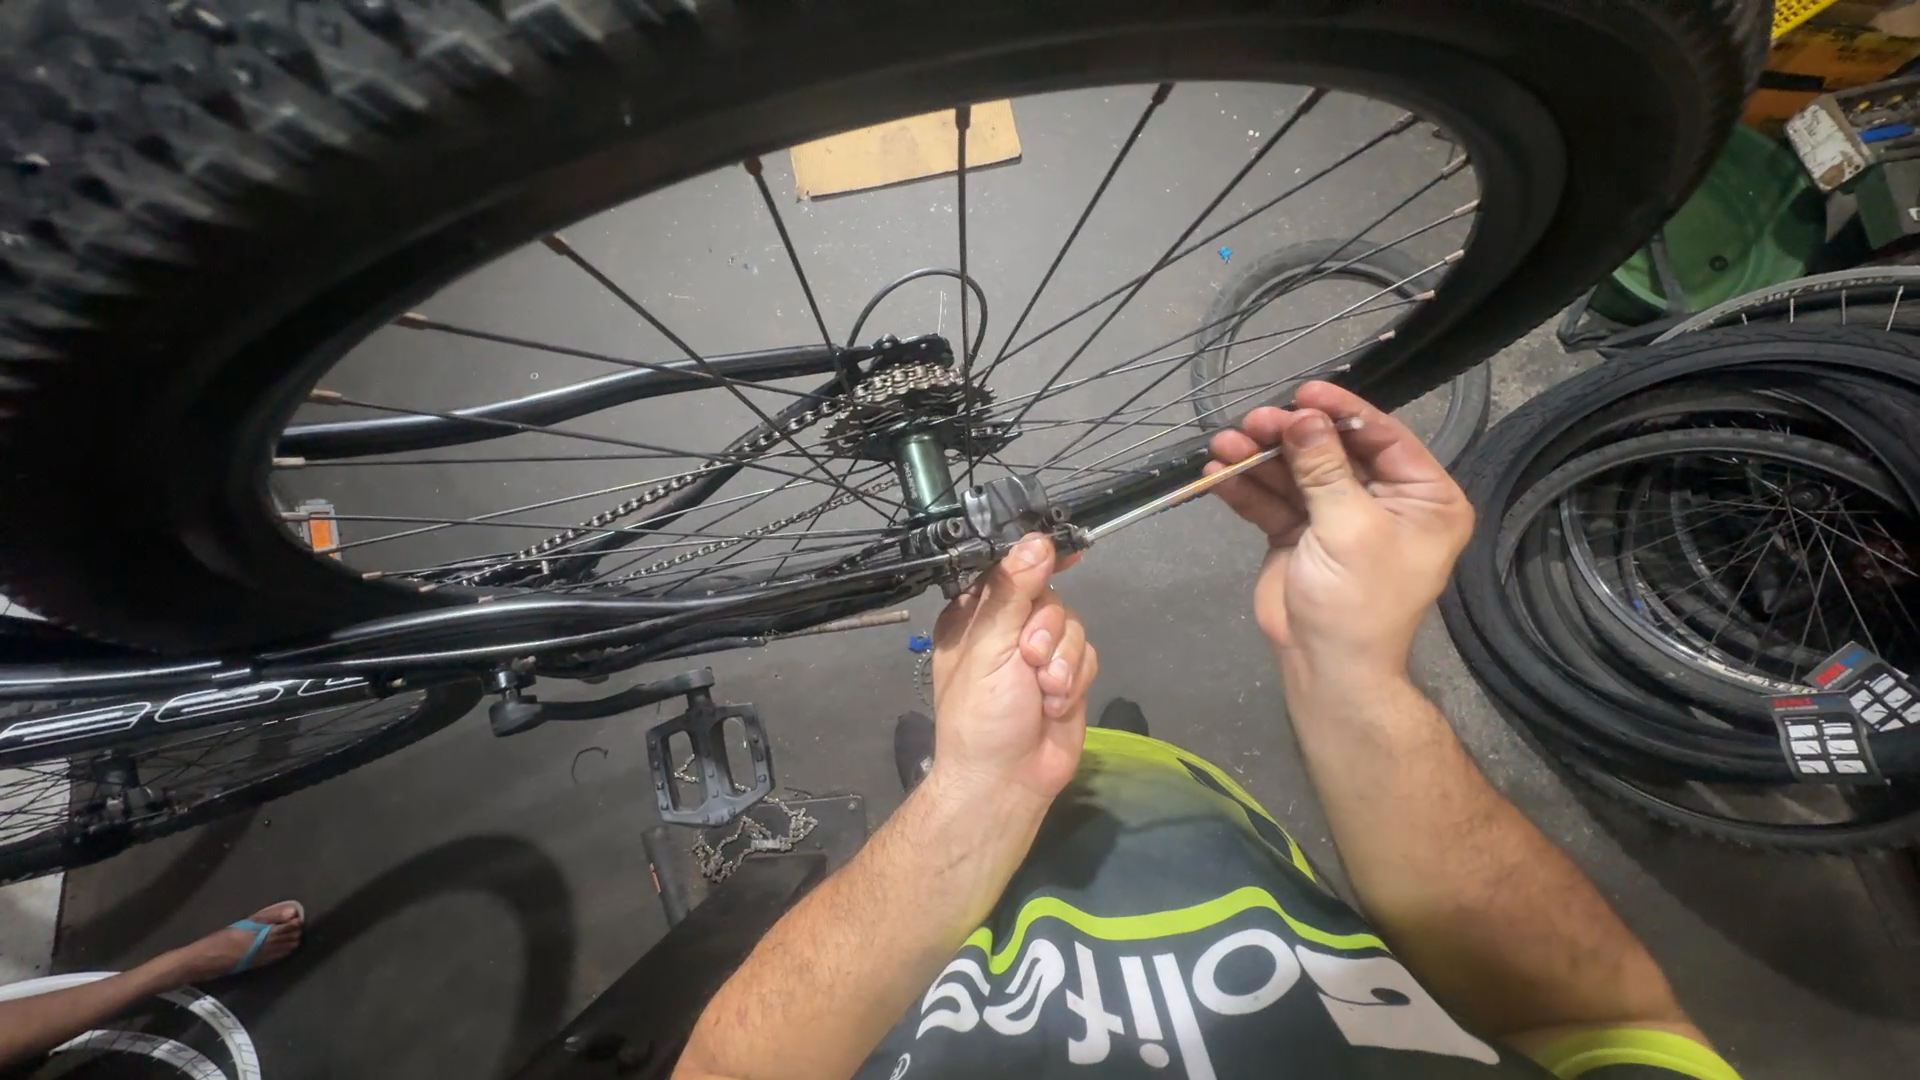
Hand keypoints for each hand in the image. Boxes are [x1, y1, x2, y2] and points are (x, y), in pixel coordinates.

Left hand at [930, 534, 1096, 802]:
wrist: (1007, 780)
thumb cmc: (980, 715)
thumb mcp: (989, 649)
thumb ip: (1013, 593)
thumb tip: (1037, 541)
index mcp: (975, 615)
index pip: (1007, 570)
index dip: (1032, 561)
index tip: (1060, 553)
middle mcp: (1008, 627)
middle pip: (1049, 596)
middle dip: (1047, 630)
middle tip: (1030, 659)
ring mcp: (1040, 650)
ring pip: (1073, 624)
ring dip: (1062, 661)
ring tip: (1044, 691)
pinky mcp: (1068, 672)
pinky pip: (1088, 654)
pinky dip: (1075, 679)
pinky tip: (1056, 703)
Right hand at [1206, 380, 1472, 682]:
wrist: (1324, 665)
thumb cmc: (1357, 600)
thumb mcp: (1348, 529)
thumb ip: (1324, 470)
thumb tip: (1303, 418)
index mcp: (1422, 498)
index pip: (1383, 438)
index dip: (1342, 411)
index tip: (1304, 391)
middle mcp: (1381, 501)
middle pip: (1330, 452)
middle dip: (1288, 436)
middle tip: (1251, 421)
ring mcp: (1334, 516)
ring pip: (1294, 473)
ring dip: (1258, 458)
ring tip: (1223, 444)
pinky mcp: (1297, 533)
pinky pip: (1271, 501)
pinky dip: (1244, 488)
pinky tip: (1216, 474)